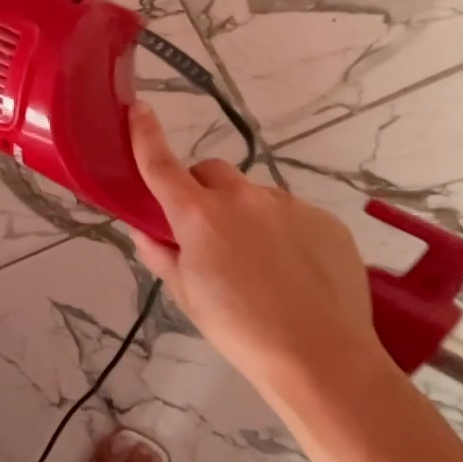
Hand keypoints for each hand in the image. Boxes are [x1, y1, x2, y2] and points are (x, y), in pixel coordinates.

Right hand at [127, 104, 394, 398]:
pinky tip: (288, 271)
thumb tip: (146, 232)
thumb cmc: (236, 327)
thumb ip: (161, 254)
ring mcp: (289, 206)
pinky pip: (290, 214)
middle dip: (199, 191)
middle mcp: (243, 199)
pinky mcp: (325, 220)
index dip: (145, 136)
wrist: (318, 354)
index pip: (161, 166)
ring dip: (241, 214)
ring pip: (252, 196)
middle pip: (210, 173)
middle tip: (202, 232)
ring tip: (254, 264)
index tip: (137, 108)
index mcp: (199, 216)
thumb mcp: (186, 294)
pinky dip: (279, 231)